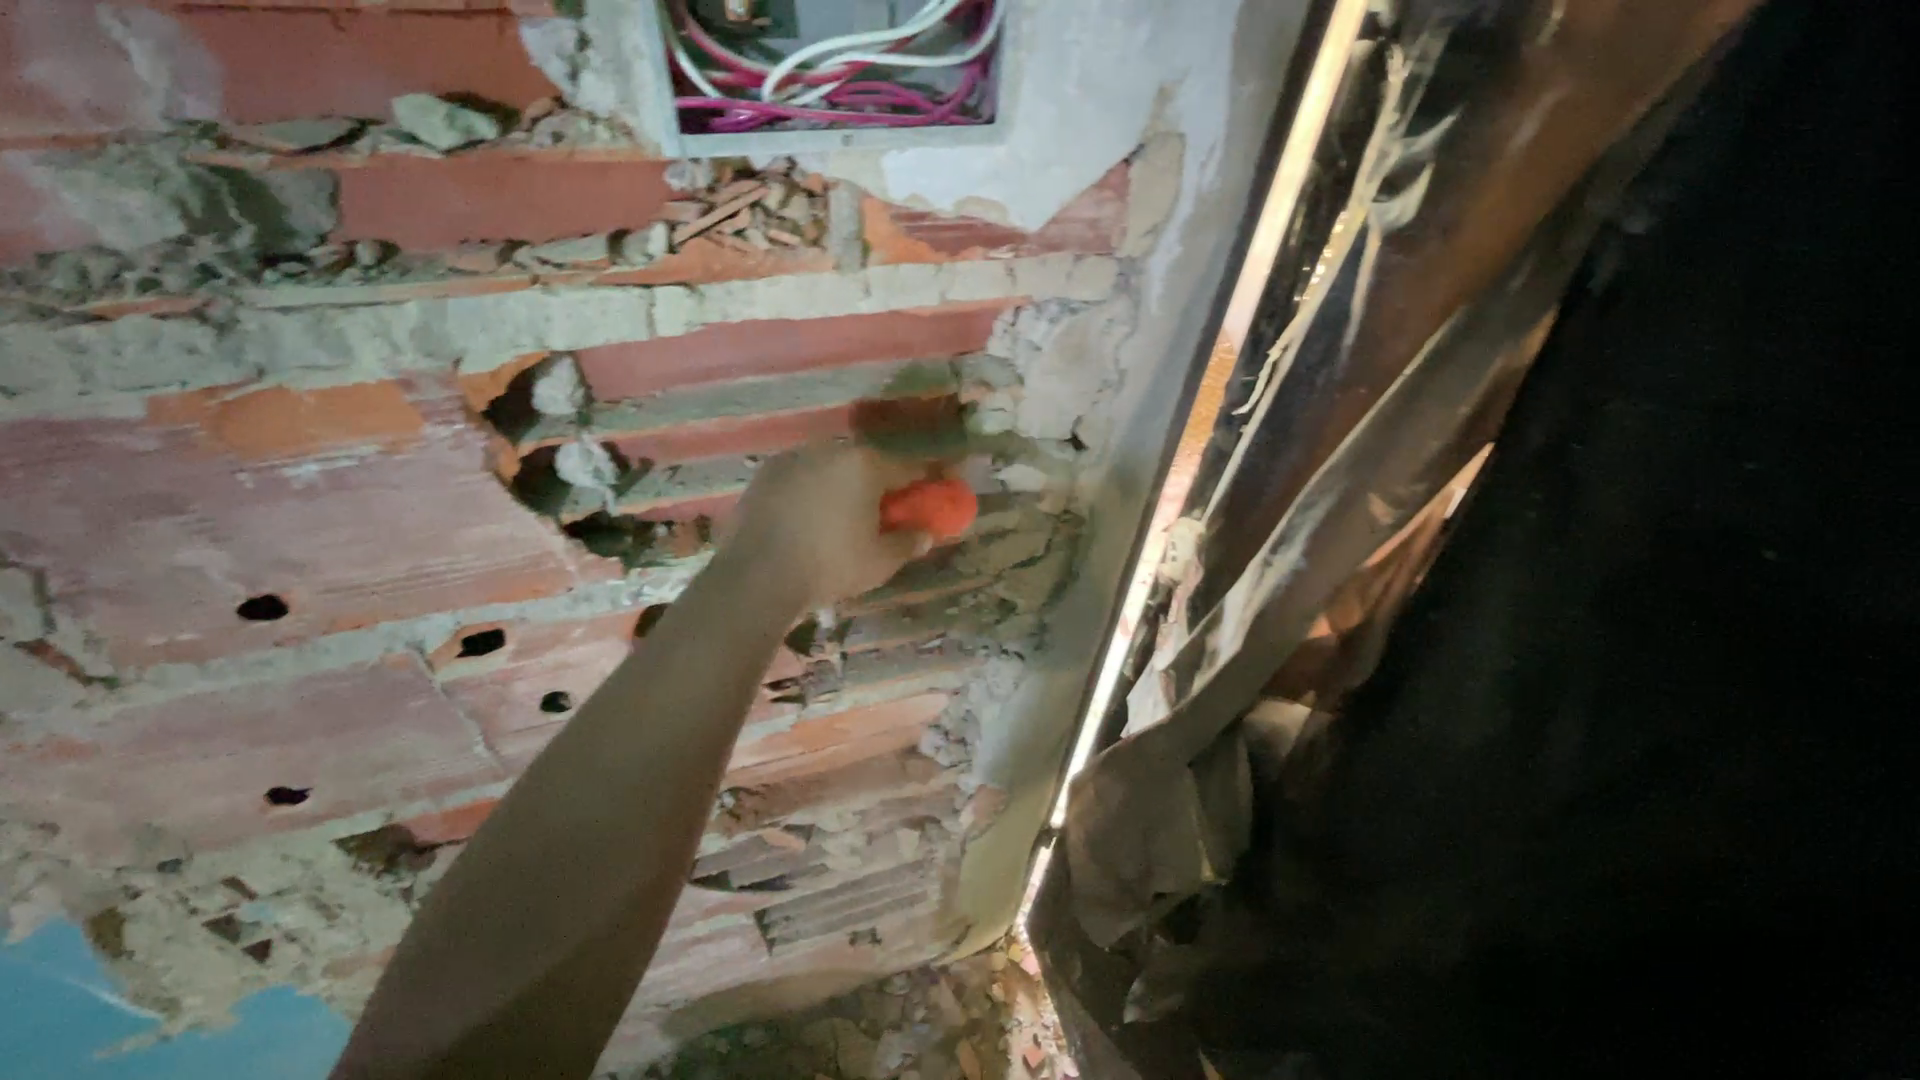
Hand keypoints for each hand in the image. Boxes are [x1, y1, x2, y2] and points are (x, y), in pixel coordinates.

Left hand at [723, 442, 934, 610]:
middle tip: (886, 513)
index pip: (908, 467)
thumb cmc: (829, 565)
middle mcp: (829, 450)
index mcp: (864, 464)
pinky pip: (800, 480)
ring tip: (842, 519)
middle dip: (880, 485)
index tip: (936, 491)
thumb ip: (908, 542)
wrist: (755, 577)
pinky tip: (808, 521)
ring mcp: (792, 459)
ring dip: (842, 487)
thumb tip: (925, 534)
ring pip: (830, 469)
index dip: (926, 481)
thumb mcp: (880, 561)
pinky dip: (811, 494)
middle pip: (867, 464)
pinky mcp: (763, 475)